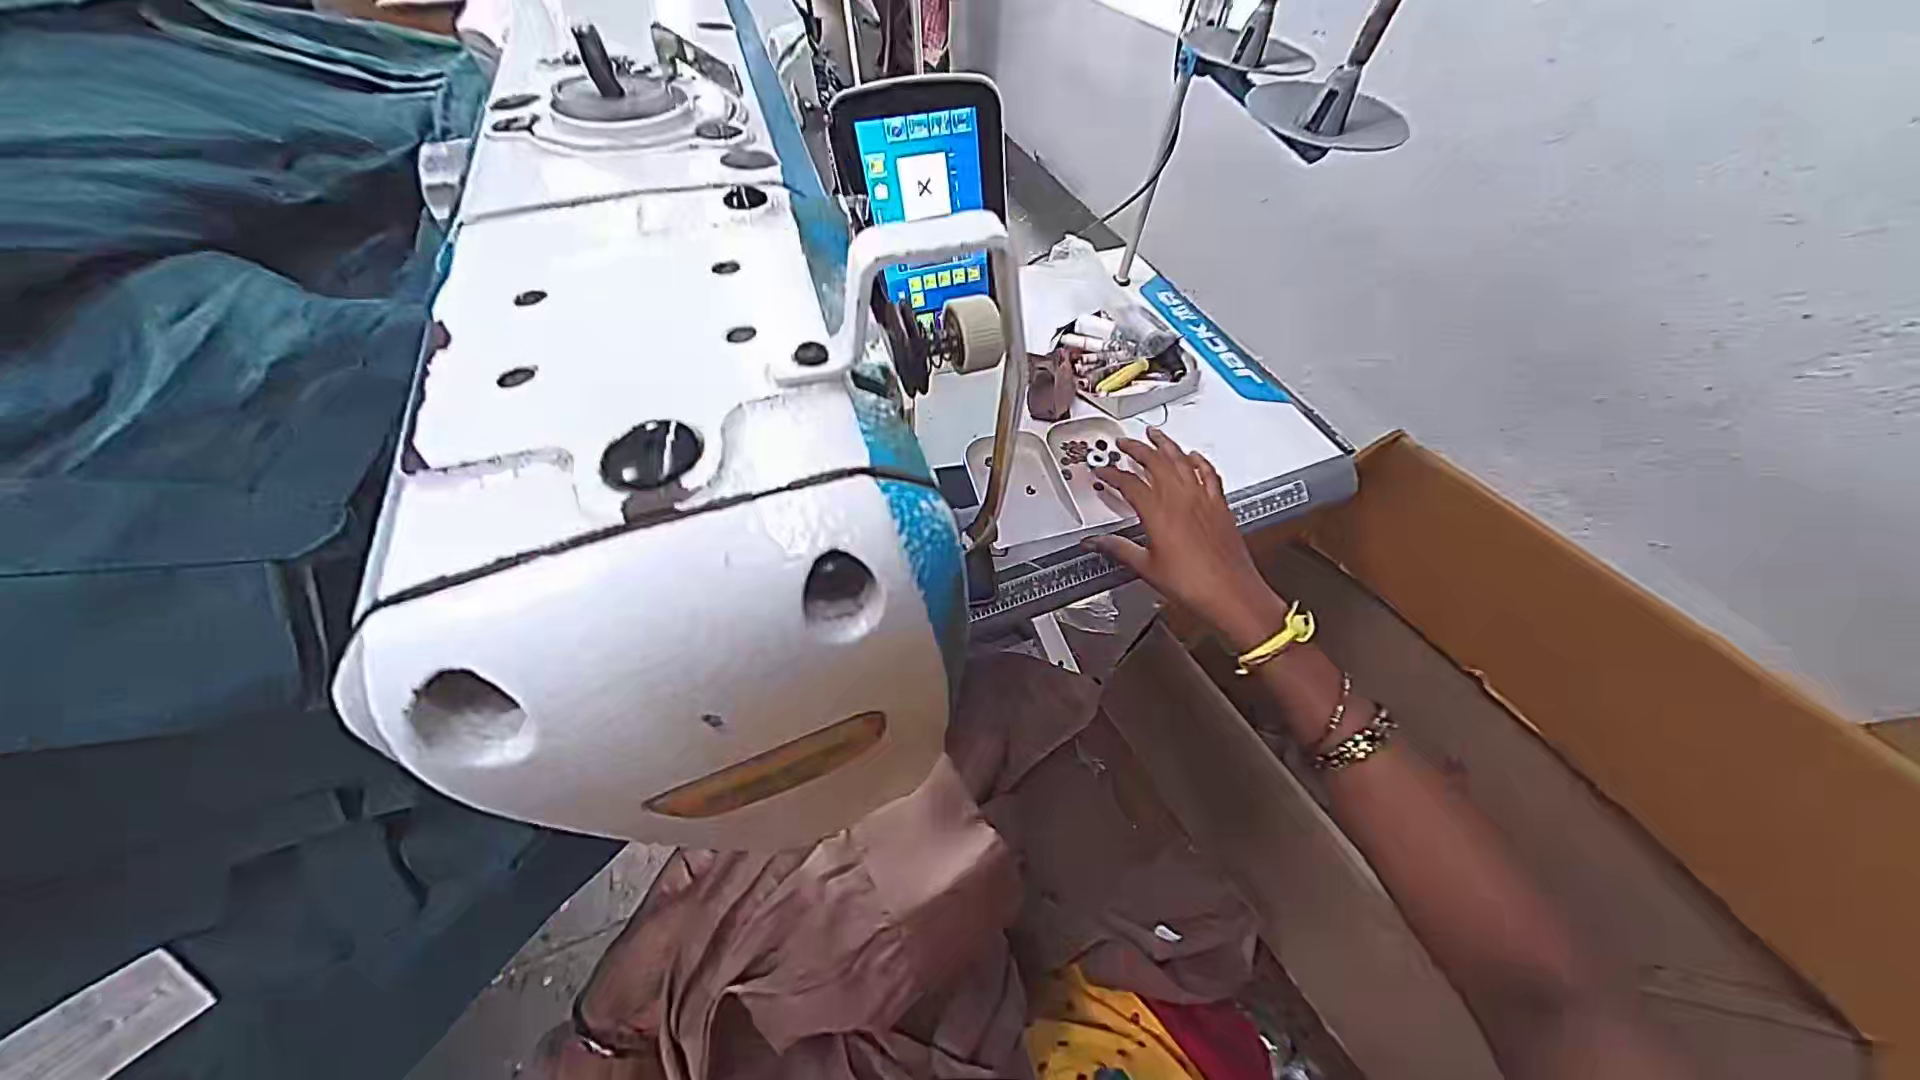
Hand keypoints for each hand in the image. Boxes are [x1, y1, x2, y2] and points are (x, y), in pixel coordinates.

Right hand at [1086, 428, 1290, 650]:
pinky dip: (1198, 461)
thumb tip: (1095, 543)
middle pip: (1156, 462)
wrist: (1231, 594)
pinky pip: (1208, 473)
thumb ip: (1118, 549)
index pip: (1129, 483)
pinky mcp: (1219, 505)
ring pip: (1181, 460)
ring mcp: (1203, 499)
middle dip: (1137, 448)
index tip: (1102, 472)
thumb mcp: (1146, 567)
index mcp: (1159, 512)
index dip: (1112, 474)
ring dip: (1166, 445)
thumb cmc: (1193, 584)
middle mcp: (1182, 499)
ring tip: (1155, 435)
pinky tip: (1193, 456)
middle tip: (1124, 443)